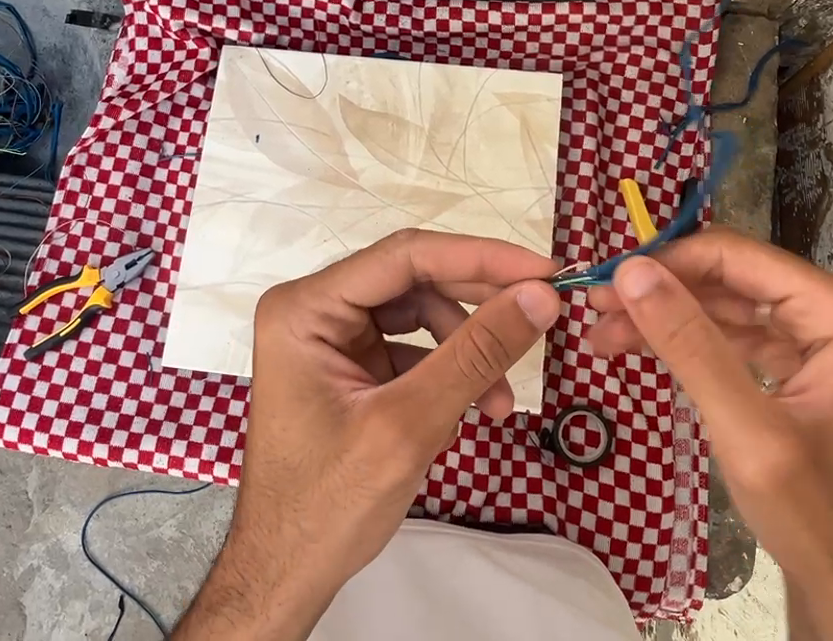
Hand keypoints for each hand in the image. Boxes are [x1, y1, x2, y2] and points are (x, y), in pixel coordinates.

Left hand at [173, 230, 560, 640]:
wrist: (288, 576)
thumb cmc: (331, 505)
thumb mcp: (410, 424)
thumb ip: (476, 354)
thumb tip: (541, 296)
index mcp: (305, 308)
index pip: (404, 257)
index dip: (479, 257)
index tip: (543, 270)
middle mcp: (314, 308)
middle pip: (413, 281)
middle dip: (479, 304)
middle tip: (545, 312)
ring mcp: (331, 336)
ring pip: (420, 314)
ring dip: (469, 350)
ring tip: (503, 401)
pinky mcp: (350, 363)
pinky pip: (413, 347)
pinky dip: (450, 372)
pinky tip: (476, 408)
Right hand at [587, 230, 832, 640]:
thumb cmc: (815, 516)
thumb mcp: (746, 430)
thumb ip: (689, 345)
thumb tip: (631, 272)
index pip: (737, 257)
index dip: (667, 261)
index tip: (606, 280)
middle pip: (728, 277)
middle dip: (660, 291)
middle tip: (595, 308)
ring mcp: (818, 338)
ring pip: (723, 304)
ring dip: (664, 315)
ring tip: (603, 334)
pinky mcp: (799, 365)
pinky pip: (732, 335)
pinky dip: (685, 341)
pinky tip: (641, 349)